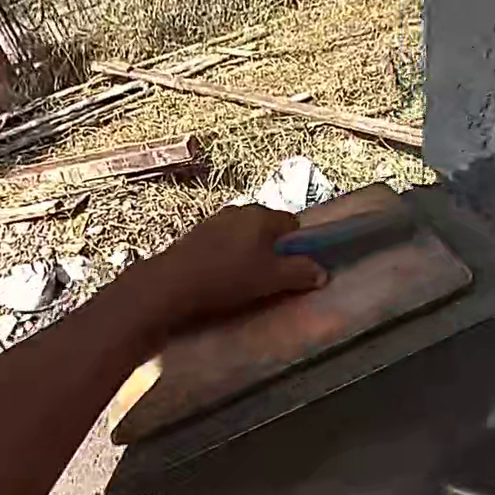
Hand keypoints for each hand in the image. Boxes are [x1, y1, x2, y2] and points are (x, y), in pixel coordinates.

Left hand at [129, 204, 326, 323]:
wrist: (171, 284)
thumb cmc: (228, 278)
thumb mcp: (271, 279)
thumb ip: (300, 273)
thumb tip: (323, 272)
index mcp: (262, 215)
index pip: (292, 223)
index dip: (297, 244)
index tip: (293, 266)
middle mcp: (240, 210)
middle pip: (268, 227)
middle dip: (272, 248)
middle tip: (270, 275)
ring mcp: (215, 220)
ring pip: (244, 234)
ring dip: (248, 251)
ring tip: (244, 278)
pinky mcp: (196, 234)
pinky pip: (223, 242)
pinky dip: (228, 255)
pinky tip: (222, 276)